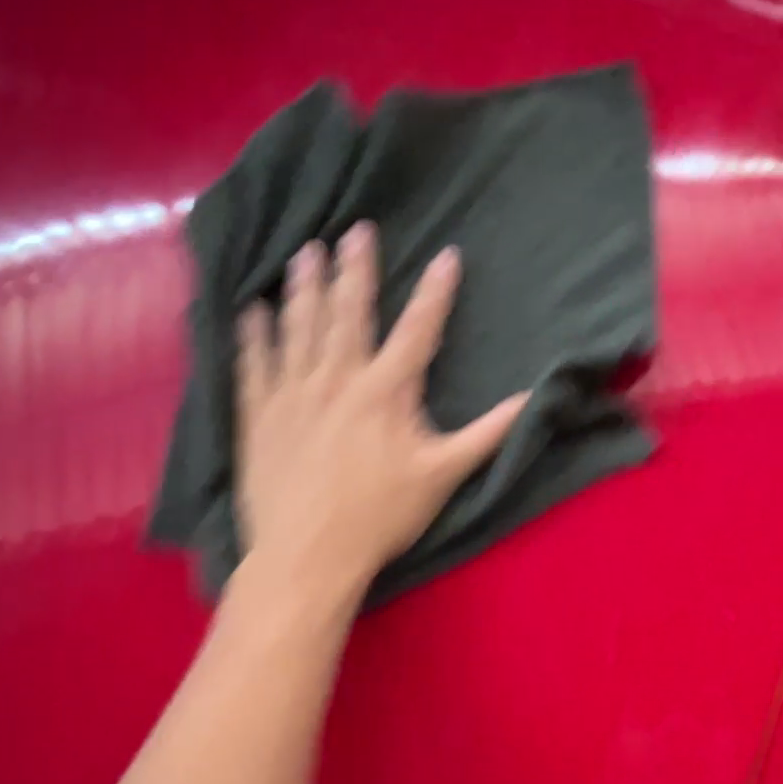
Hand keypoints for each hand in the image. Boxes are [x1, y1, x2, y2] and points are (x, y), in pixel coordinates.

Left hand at [233, 222, 527, 611]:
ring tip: (305, 252)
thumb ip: (487, 433)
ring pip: (297, 328)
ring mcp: (290, 394)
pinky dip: (252, 335)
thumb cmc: (381, 515)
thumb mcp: (444, 475)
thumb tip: (532, 400)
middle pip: (348, 314)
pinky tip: (251, 311)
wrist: (307, 553)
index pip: (417, 330)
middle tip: (356, 230)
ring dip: (303, 288)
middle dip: (355, 270)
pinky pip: (252, 364)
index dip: (435, 292)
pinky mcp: (257, 416)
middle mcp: (336, 379)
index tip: (447, 255)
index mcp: (385, 391)